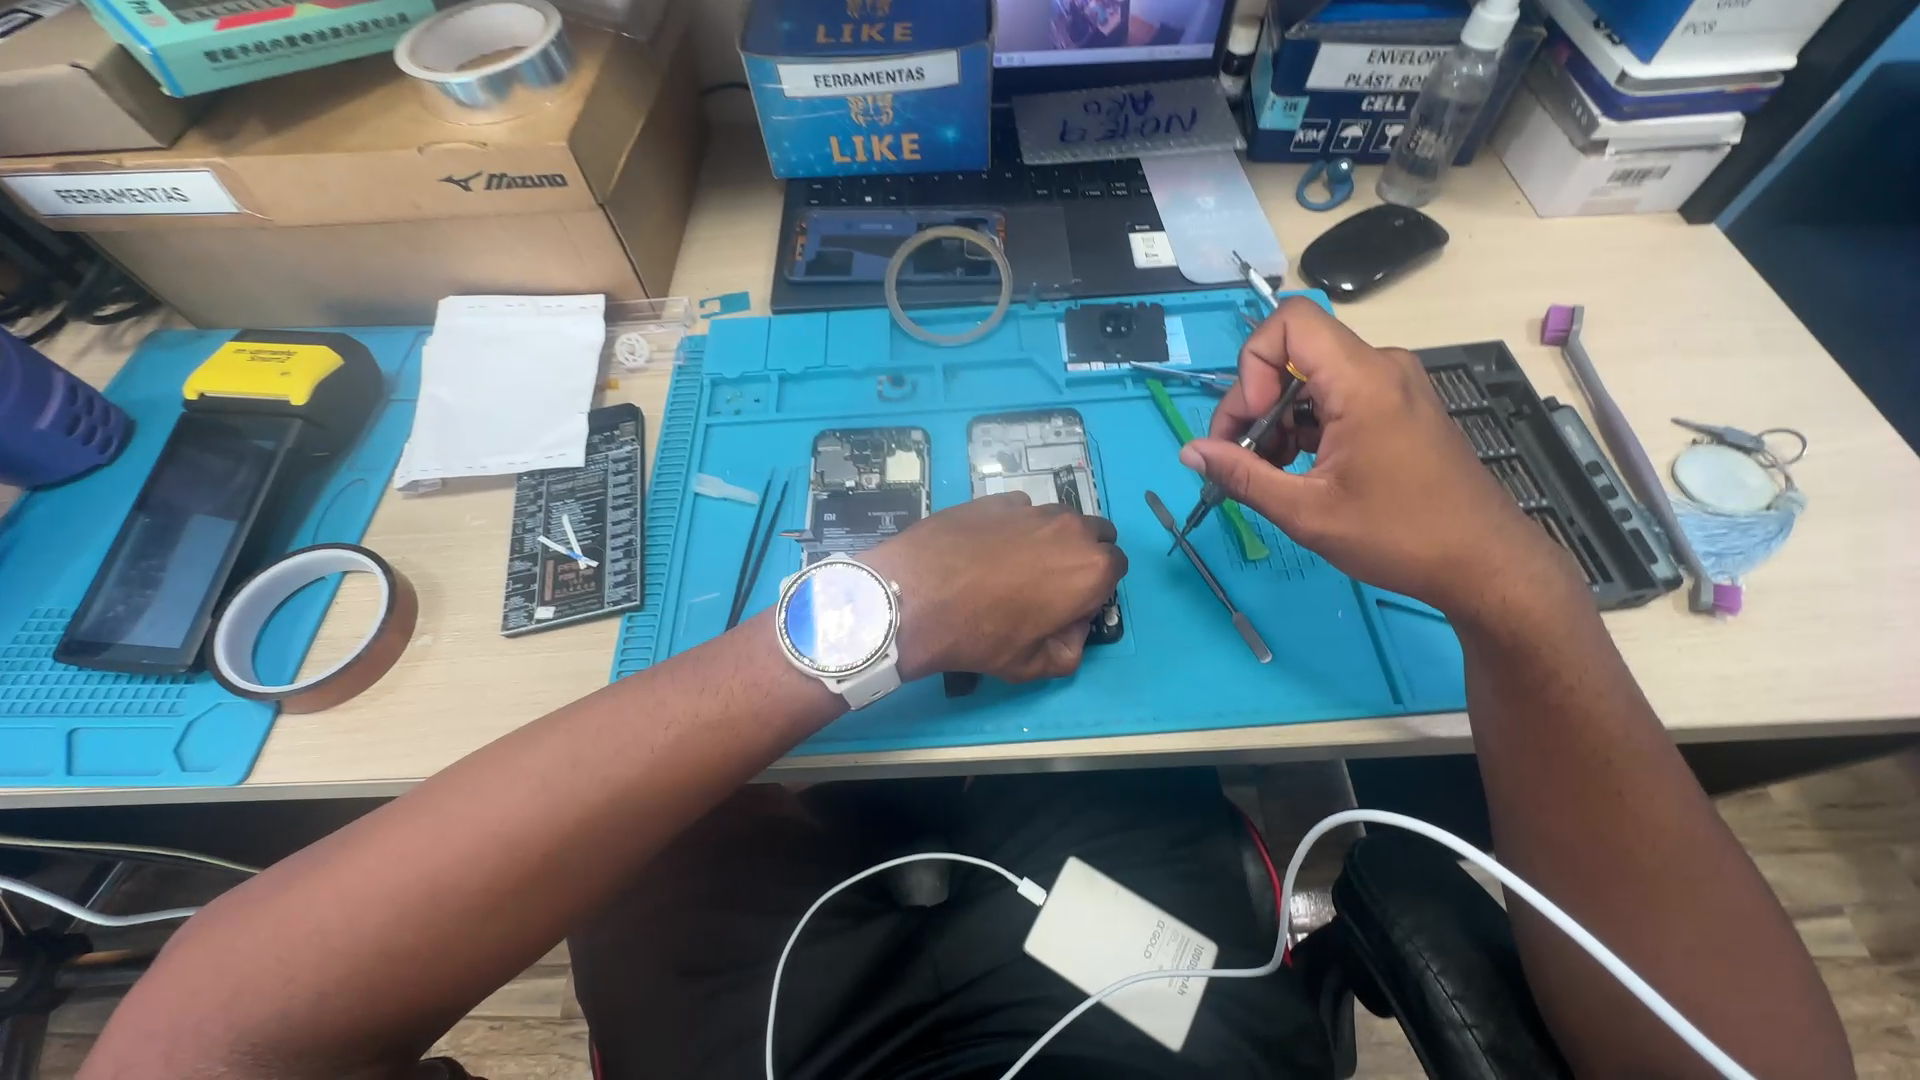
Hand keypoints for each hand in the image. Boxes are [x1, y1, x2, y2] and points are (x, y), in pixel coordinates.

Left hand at [860, 493, 1127, 682]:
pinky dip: (1014, 526)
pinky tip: (984, 550)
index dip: (1096, 590)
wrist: (913, 598)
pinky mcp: (994, 499)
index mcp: (1091, 568)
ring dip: (1049, 539)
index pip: (1116, 569)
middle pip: (1094, 535)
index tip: (1070, 606)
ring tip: (1013, 566)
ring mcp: (1030, 508)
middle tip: (1048, 584)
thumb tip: (1072, 627)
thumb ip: (1070, 649)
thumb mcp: (1033, 665)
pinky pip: (1019, 510)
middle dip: (1082, 556)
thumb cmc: (979, 636)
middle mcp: (1069, 528)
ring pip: (1057, 519)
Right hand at [1179, 297, 1580, 619]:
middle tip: (1238, 461)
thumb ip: (1241, 475)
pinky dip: (1303, 428)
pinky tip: (1295, 470)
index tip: (1251, 423)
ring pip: (1309, 380)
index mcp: (1362, 380)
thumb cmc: (1398, 536)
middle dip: (1253, 404)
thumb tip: (1188, 452)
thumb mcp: (1306, 512)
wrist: (1483, 563)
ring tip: (1268, 474)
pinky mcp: (1396, 408)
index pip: (1289, 322)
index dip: (1253, 365)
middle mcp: (1380, 368)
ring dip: (1275, 421)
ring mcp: (1392, 387)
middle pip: (1292, 355)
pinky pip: (1334, 398)